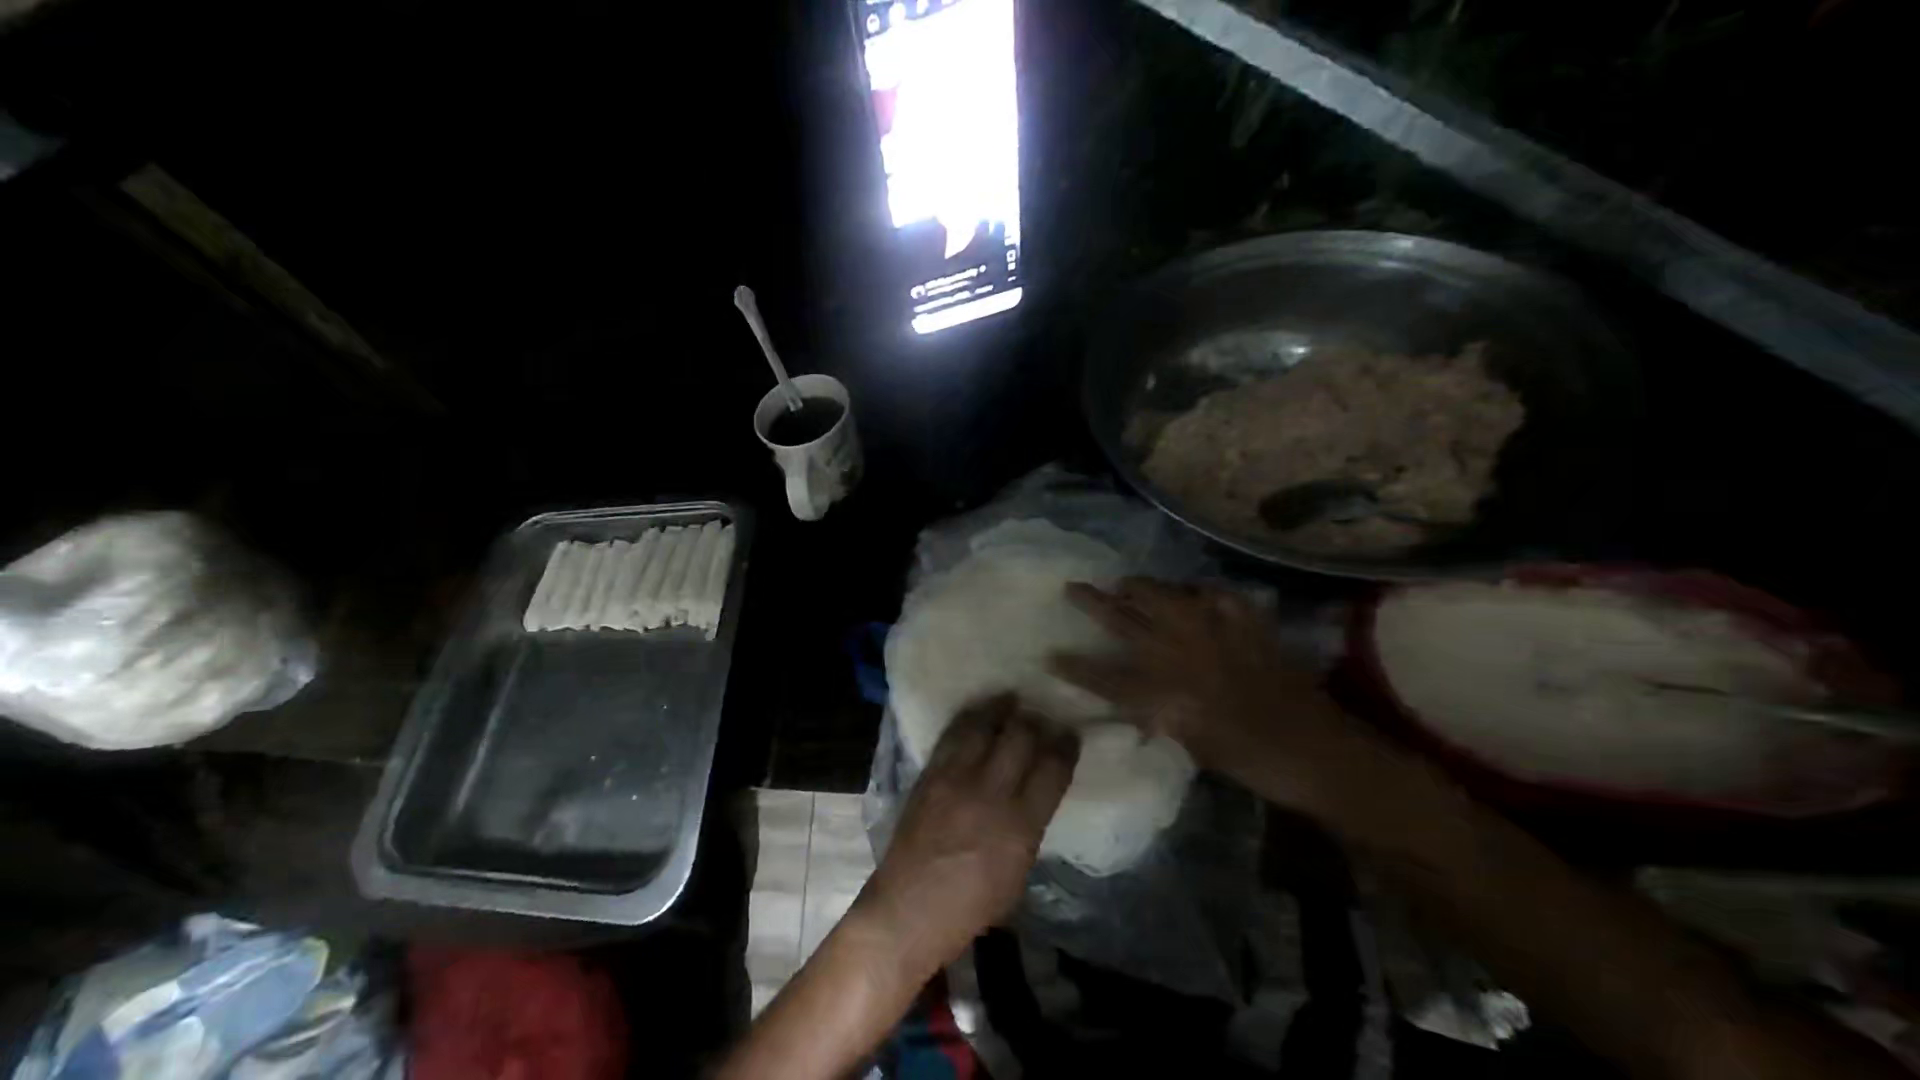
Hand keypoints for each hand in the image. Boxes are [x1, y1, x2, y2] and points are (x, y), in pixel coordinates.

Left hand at [855, 694, 1077, 972]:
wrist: (909, 910)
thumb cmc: (971, 906)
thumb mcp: (1018, 872)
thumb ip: (1029, 827)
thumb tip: (1034, 794)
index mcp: (1021, 825)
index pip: (1053, 769)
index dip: (1066, 746)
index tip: (1070, 735)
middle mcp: (990, 793)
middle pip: (1020, 737)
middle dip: (1035, 721)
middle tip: (1040, 715)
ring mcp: (955, 780)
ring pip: (983, 727)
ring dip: (1000, 710)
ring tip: (1009, 699)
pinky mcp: (929, 776)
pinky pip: (951, 737)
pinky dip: (968, 721)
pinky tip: (977, 715)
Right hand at [1047, 577, 1333, 770]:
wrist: (1315, 751)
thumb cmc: (1248, 761)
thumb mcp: (1192, 745)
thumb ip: (1161, 718)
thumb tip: (1139, 705)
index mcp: (1161, 692)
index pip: (1105, 676)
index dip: (1076, 666)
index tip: (1050, 655)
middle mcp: (1179, 656)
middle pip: (1125, 623)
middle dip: (1094, 603)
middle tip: (1073, 587)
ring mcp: (1214, 633)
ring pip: (1164, 598)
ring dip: (1140, 588)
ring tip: (1125, 582)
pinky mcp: (1246, 624)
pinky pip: (1216, 596)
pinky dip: (1201, 593)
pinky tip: (1194, 593)